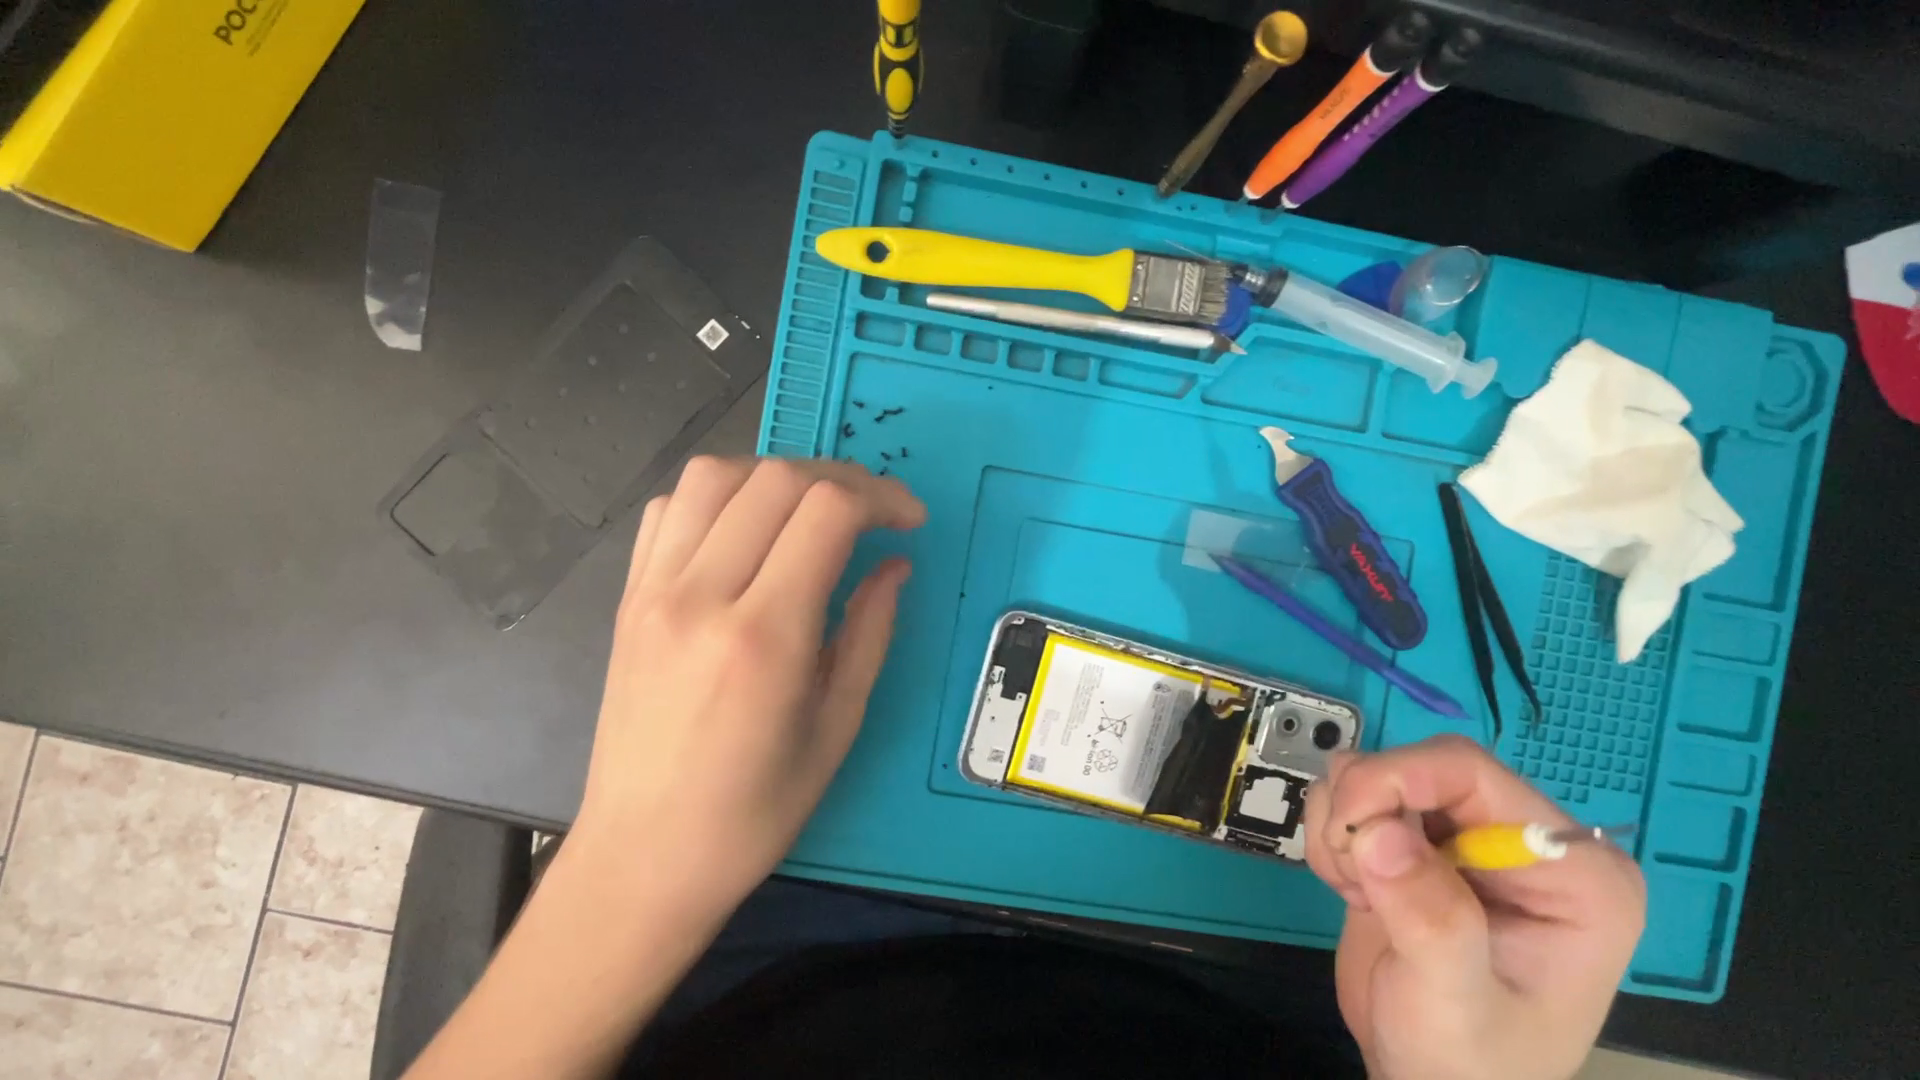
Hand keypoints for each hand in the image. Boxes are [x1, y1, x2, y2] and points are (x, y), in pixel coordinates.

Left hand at [574, 456, 925, 906]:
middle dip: (842, 479)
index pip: (827, 511)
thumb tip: (893, 564)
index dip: (881, 497)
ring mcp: (653, 590)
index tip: (909, 519)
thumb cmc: (753, 812)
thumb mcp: (836, 727)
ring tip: (810, 509)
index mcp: (763, 636)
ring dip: (777, 475)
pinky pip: (669, 509)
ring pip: (715, 475)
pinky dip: (718, 497)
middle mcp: (701, 595)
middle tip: (874, 513)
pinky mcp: (627, 597)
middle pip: (777, 479)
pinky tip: (746, 530)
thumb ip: (870, 631)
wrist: (643, 856)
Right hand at [1304, 735, 1645, 1079]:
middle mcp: (1524, 839)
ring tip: (1356, 891)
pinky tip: (1354, 889)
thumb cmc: (1465, 1065)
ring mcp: (1468, 838)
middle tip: (1346, 871)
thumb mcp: (1454, 1005)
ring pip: (1380, 773)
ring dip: (1344, 822)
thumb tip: (1378, 831)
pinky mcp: (1418, 842)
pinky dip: (1335, 833)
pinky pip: (1356, 796)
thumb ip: (1431, 920)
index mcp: (1572, 871)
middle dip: (1364, 807)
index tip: (1348, 830)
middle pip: (1421, 765)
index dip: (1398, 780)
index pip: (1472, 774)